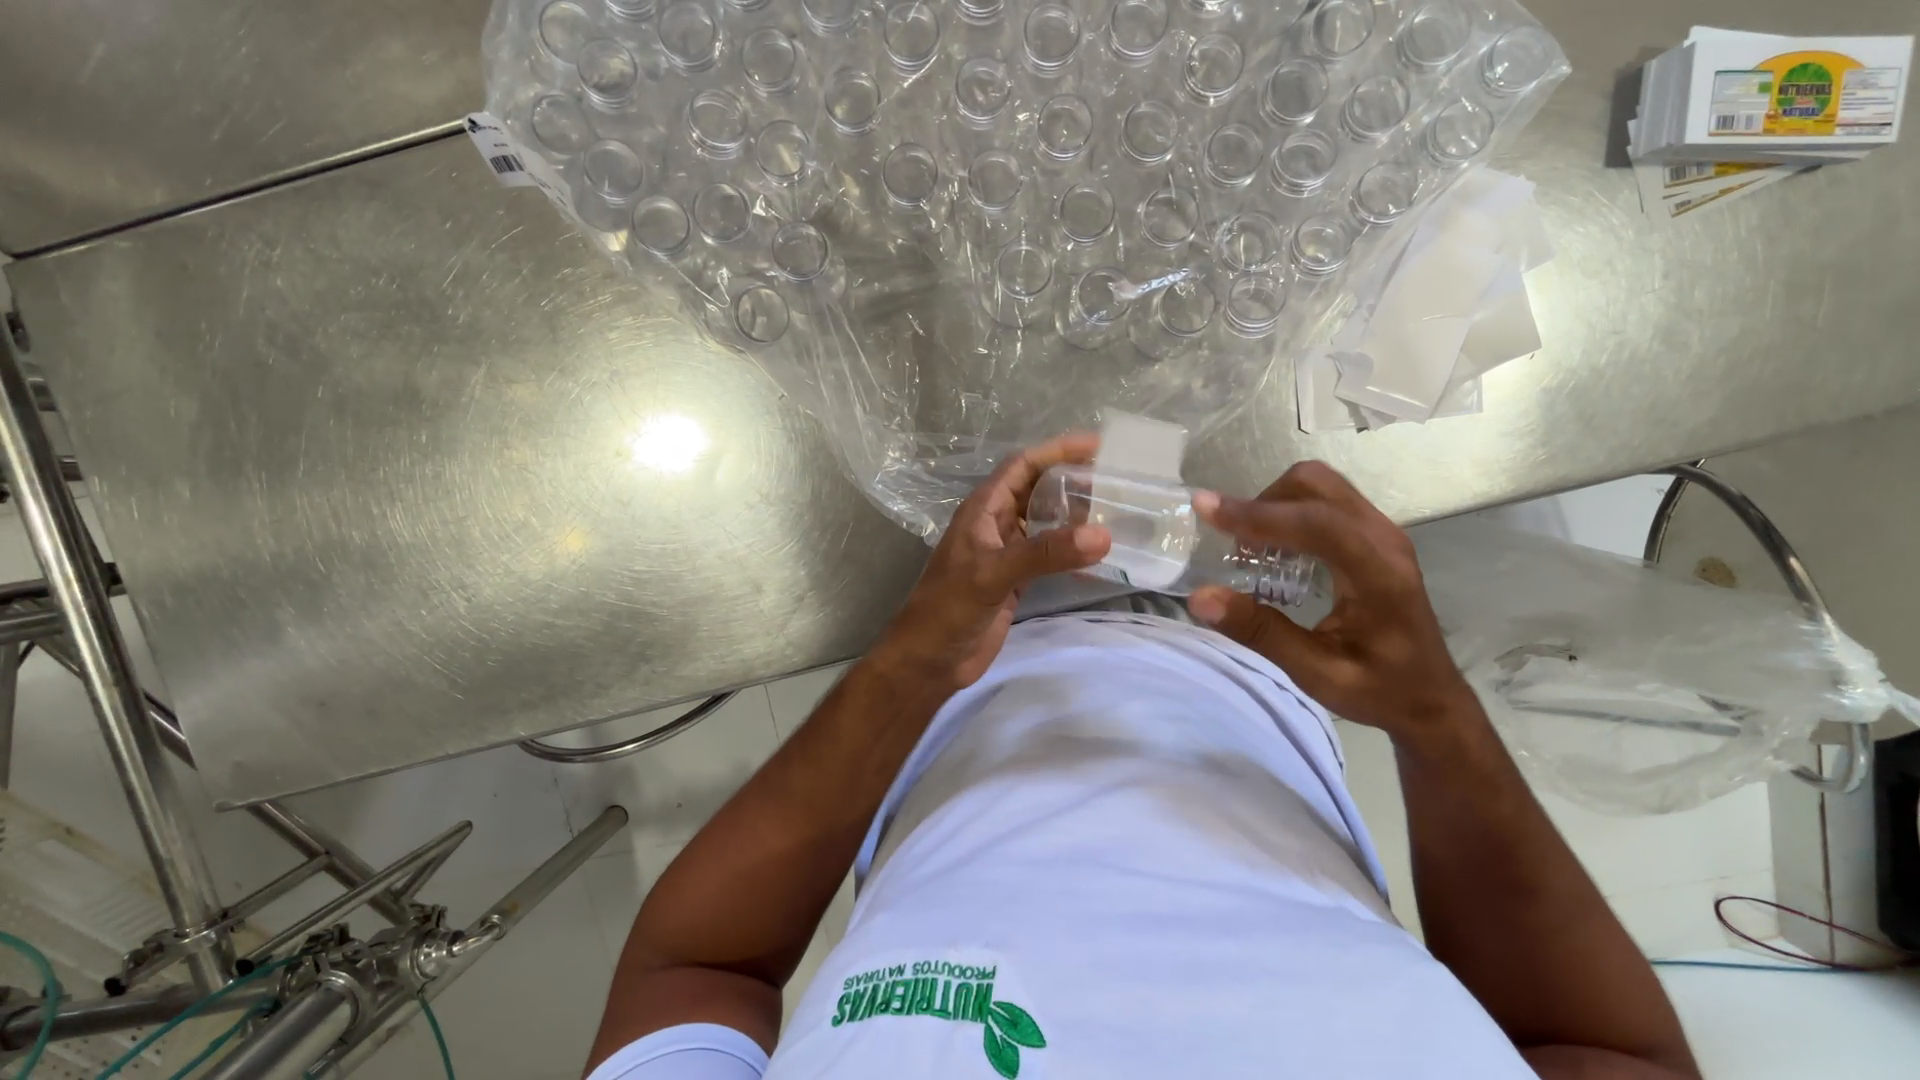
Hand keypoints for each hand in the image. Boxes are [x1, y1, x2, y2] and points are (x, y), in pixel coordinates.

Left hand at [870, 433, 1111, 695]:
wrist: (928, 661)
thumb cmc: (949, 609)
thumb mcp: (994, 574)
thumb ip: (1045, 554)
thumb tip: (1102, 535)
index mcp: (982, 510)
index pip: (1023, 466)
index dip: (1056, 451)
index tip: (1097, 446)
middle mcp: (995, 525)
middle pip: (1038, 491)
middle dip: (1072, 482)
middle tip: (1117, 481)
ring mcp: (1005, 554)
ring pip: (1045, 523)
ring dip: (1075, 517)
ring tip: (1116, 513)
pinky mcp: (1014, 582)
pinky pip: (1048, 556)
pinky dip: (1071, 552)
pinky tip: (1097, 557)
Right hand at [1185, 462, 1478, 742]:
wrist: (1430, 699)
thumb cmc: (1378, 691)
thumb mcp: (1316, 673)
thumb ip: (1261, 632)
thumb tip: (1200, 597)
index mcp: (1379, 574)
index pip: (1316, 523)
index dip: (1258, 514)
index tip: (1204, 510)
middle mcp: (1385, 540)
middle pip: (1317, 485)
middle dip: (1264, 502)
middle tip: (1233, 543)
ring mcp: (1383, 534)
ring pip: (1321, 487)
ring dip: (1276, 505)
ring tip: (1251, 549)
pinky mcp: (1375, 538)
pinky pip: (1326, 503)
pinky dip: (1291, 513)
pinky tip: (1277, 551)